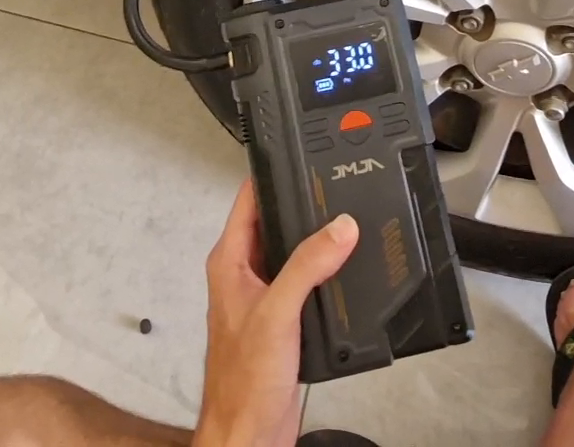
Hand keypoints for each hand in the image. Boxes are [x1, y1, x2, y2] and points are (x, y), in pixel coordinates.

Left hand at [195, 181, 358, 446]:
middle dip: (302, 204)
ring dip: (315, 238)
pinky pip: (305, 277)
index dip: (270, 174)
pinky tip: (343, 267)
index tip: (294, 154)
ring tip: (344, 220)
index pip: (249, 199)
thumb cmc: (242, 381)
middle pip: (275, 221)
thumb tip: (338, 227)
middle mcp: (244, 273)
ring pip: (292, 249)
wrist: (250, 432)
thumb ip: (307, 265)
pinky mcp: (282, 316)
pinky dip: (324, 268)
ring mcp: (263, 294)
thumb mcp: (278, 312)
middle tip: (331, 184)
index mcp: (230, 261)